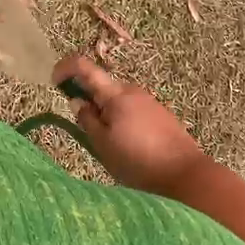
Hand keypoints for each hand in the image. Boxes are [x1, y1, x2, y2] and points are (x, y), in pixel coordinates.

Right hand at [53, 54, 210, 195]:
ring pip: (119, 102)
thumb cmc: (140, 163)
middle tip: (89, 132)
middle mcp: (133, 91)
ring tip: (113, 147)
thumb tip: (78, 102)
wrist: (190, 178)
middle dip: (90, 102)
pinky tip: (134, 150)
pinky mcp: (164, 117)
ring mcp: (151, 103)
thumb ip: (87, 120)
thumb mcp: (103, 146)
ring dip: (109, 115)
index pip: (83, 66)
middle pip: (102, 86)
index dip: (64, 68)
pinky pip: (135, 112)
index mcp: (115, 94)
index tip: (54, 83)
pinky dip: (125, 123)